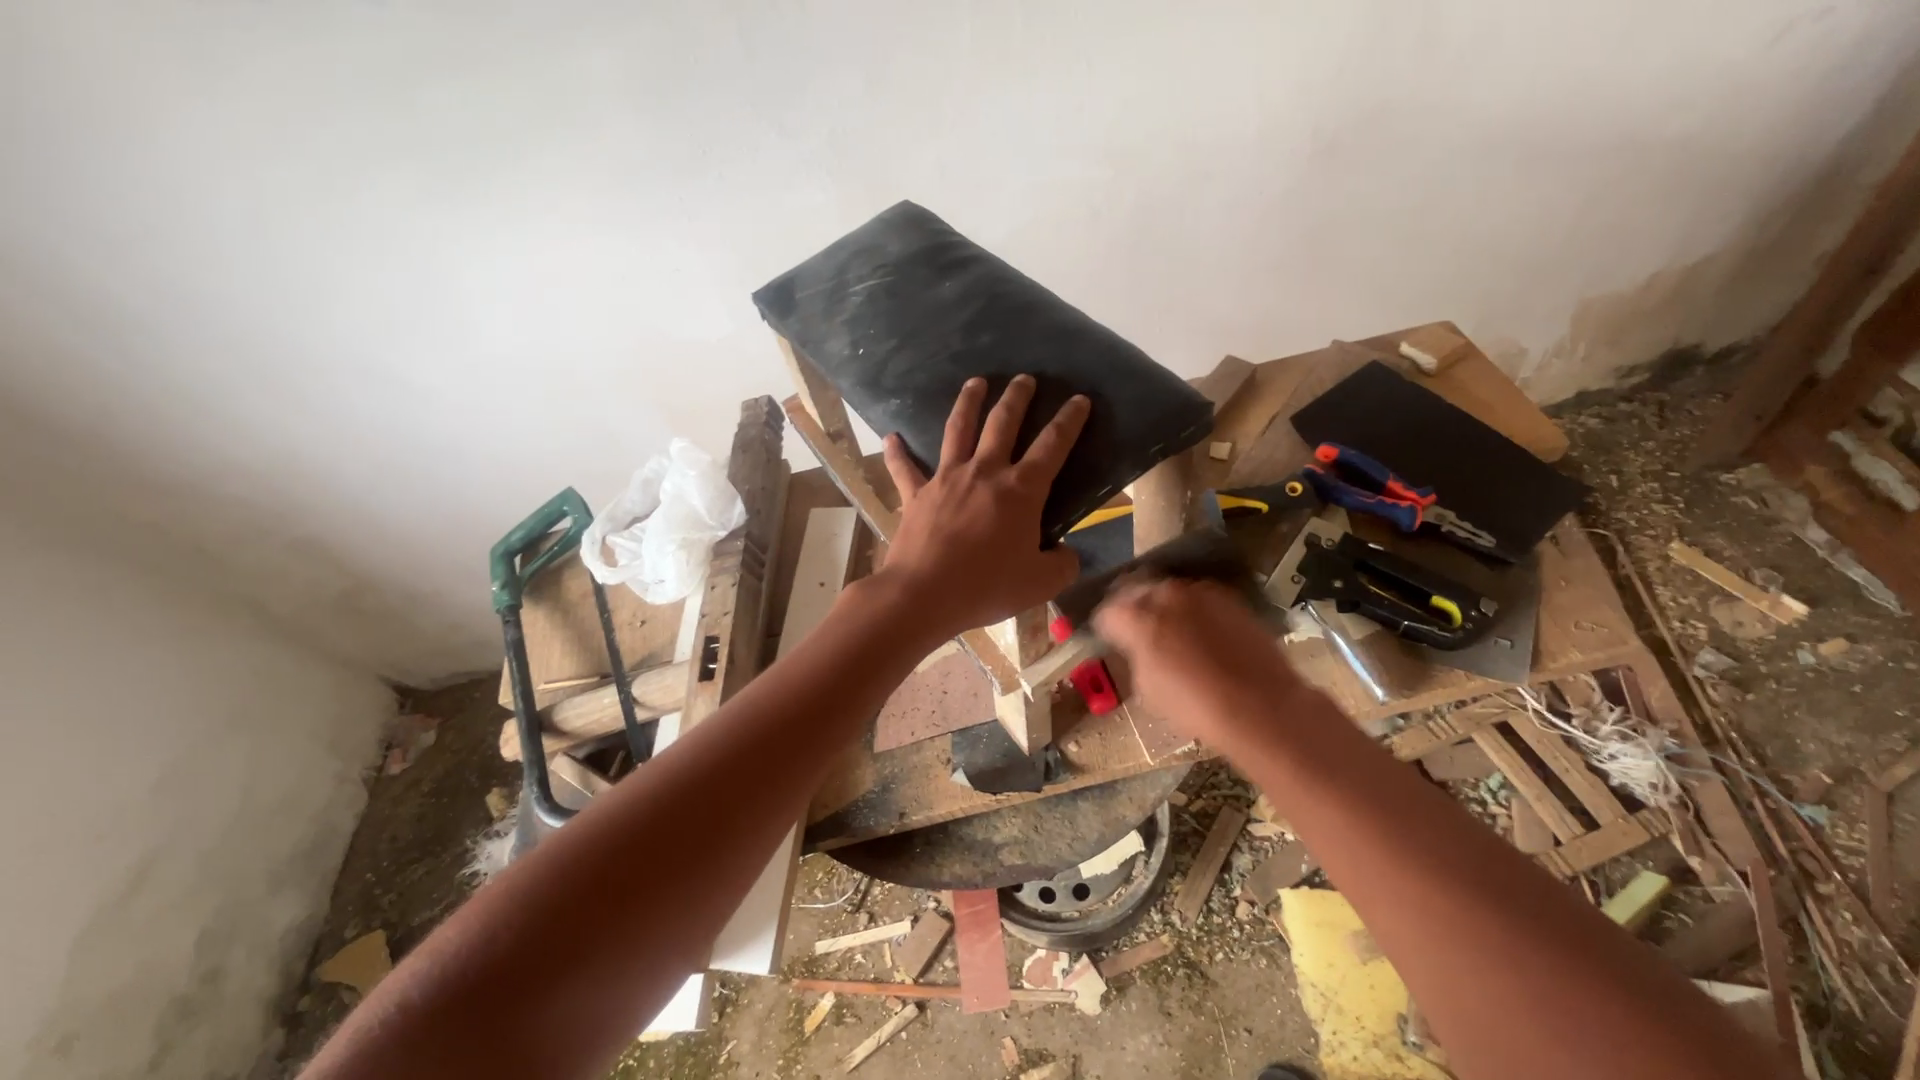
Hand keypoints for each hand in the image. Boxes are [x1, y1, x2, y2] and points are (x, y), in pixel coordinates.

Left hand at [875, 374, 1088, 637]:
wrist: (923, 594)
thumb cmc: (987, 587)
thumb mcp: (1041, 583)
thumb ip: (1062, 564)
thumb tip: (1066, 554)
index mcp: (1021, 490)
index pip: (1053, 445)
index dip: (1069, 420)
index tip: (1079, 399)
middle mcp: (984, 473)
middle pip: (1003, 423)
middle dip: (1017, 397)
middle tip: (1024, 378)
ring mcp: (946, 479)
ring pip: (958, 430)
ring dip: (968, 402)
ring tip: (975, 382)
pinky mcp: (916, 495)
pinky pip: (905, 468)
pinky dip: (898, 452)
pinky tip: (891, 436)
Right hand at [1093, 579, 1314, 747]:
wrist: (1260, 706)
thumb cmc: (1196, 706)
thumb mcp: (1148, 687)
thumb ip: (1135, 654)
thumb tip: (1137, 645)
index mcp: (1138, 618)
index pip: (1107, 611)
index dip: (1105, 626)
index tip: (1109, 637)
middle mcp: (1166, 595)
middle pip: (1138, 590)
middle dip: (1133, 606)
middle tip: (1135, 628)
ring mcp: (1200, 592)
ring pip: (1170, 591)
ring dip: (1164, 605)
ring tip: (1169, 628)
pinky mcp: (1229, 598)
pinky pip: (1199, 598)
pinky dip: (1192, 609)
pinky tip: (1198, 630)